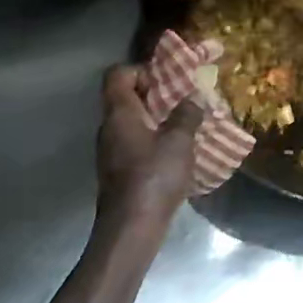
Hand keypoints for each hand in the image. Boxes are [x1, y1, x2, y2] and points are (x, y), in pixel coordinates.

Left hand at [96, 65, 203, 230]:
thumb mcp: (179, 141)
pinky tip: (174, 152)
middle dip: (155, 95)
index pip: (118, 75)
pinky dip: (152, 140)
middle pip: (125, 97)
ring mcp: (110, 151)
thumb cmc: (153, 177)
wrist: (130, 231)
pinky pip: (133, 143)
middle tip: (182, 99)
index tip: (165, 80)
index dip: (140, 70)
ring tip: (184, 124)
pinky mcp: (117, 172)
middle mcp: (109, 128)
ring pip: (131, 122)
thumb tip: (194, 97)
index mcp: (119, 113)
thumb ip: (187, 114)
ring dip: (156, 119)